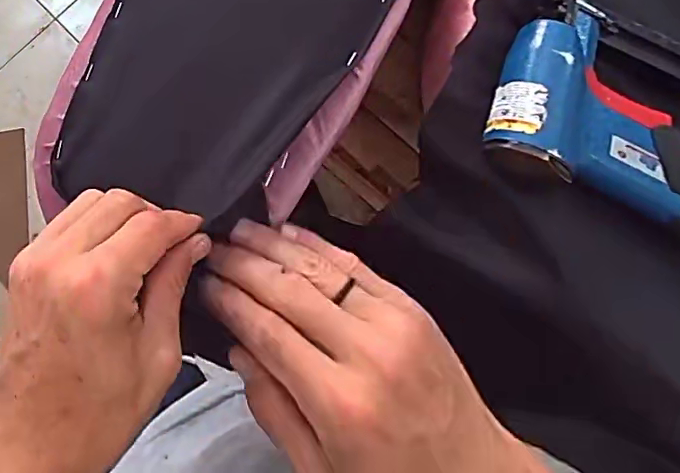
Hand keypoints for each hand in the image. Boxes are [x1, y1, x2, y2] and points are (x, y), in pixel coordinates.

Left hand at [0, 188, 209, 472]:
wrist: (30, 451)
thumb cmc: (91, 418)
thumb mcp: (157, 355)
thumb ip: (174, 285)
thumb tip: (192, 243)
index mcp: (96, 285)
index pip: (153, 223)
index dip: (183, 222)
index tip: (196, 231)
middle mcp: (59, 263)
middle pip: (122, 201)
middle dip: (155, 216)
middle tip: (172, 243)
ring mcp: (35, 262)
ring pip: (94, 199)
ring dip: (124, 215)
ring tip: (141, 248)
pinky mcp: (23, 266)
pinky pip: (67, 218)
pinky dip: (95, 223)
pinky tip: (110, 251)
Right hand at [201, 220, 543, 472]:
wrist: (472, 469)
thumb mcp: (322, 470)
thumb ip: (275, 410)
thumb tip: (239, 350)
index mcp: (340, 403)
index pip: (270, 334)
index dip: (232, 303)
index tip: (207, 284)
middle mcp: (367, 352)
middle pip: (290, 292)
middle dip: (246, 266)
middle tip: (215, 249)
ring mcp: (393, 320)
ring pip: (321, 268)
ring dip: (276, 244)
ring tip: (243, 230)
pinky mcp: (409, 304)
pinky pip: (356, 264)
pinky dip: (318, 244)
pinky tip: (291, 232)